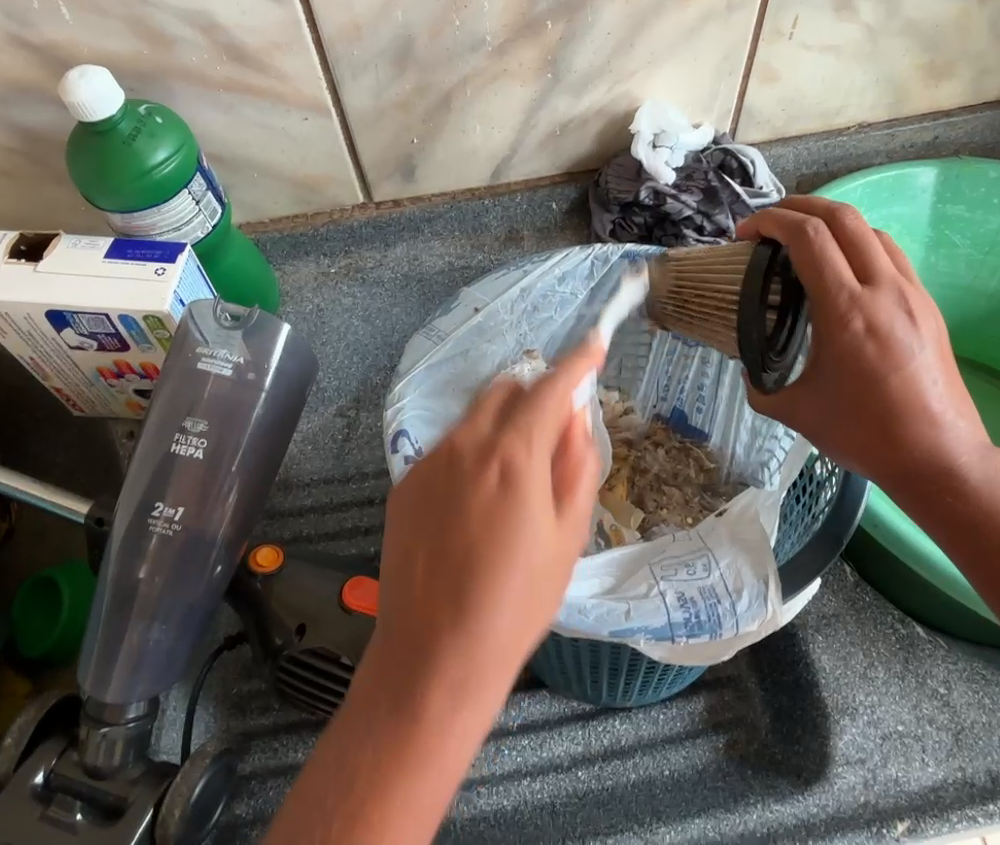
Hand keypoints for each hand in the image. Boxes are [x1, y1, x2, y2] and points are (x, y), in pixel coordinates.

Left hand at [369, 338, 606, 695]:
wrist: (435, 653)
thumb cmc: (517, 602)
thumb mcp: (567, 535)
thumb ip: (575, 464)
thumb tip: (575, 415)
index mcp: (513, 454)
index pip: (550, 386)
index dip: (577, 362)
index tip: (595, 345)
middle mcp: (465, 444)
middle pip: (506, 389)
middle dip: (536, 392)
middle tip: (557, 424)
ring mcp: (428, 462)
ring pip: (474, 417)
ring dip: (503, 422)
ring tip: (519, 473)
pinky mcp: (405, 484)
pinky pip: (447, 448)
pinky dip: (472, 452)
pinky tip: (478, 500)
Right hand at [739, 197, 994, 489]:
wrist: (939, 457)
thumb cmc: (864, 435)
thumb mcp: (796, 411)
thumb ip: (760, 384)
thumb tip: (748, 367)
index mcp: (846, 310)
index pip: (807, 236)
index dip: (771, 222)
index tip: (745, 234)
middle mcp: (883, 289)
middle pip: (841, 216)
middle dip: (798, 206)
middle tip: (768, 223)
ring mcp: (911, 293)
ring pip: (871, 230)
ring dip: (831, 222)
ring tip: (803, 239)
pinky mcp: (927, 305)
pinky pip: (890, 254)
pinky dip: (858, 243)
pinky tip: (842, 267)